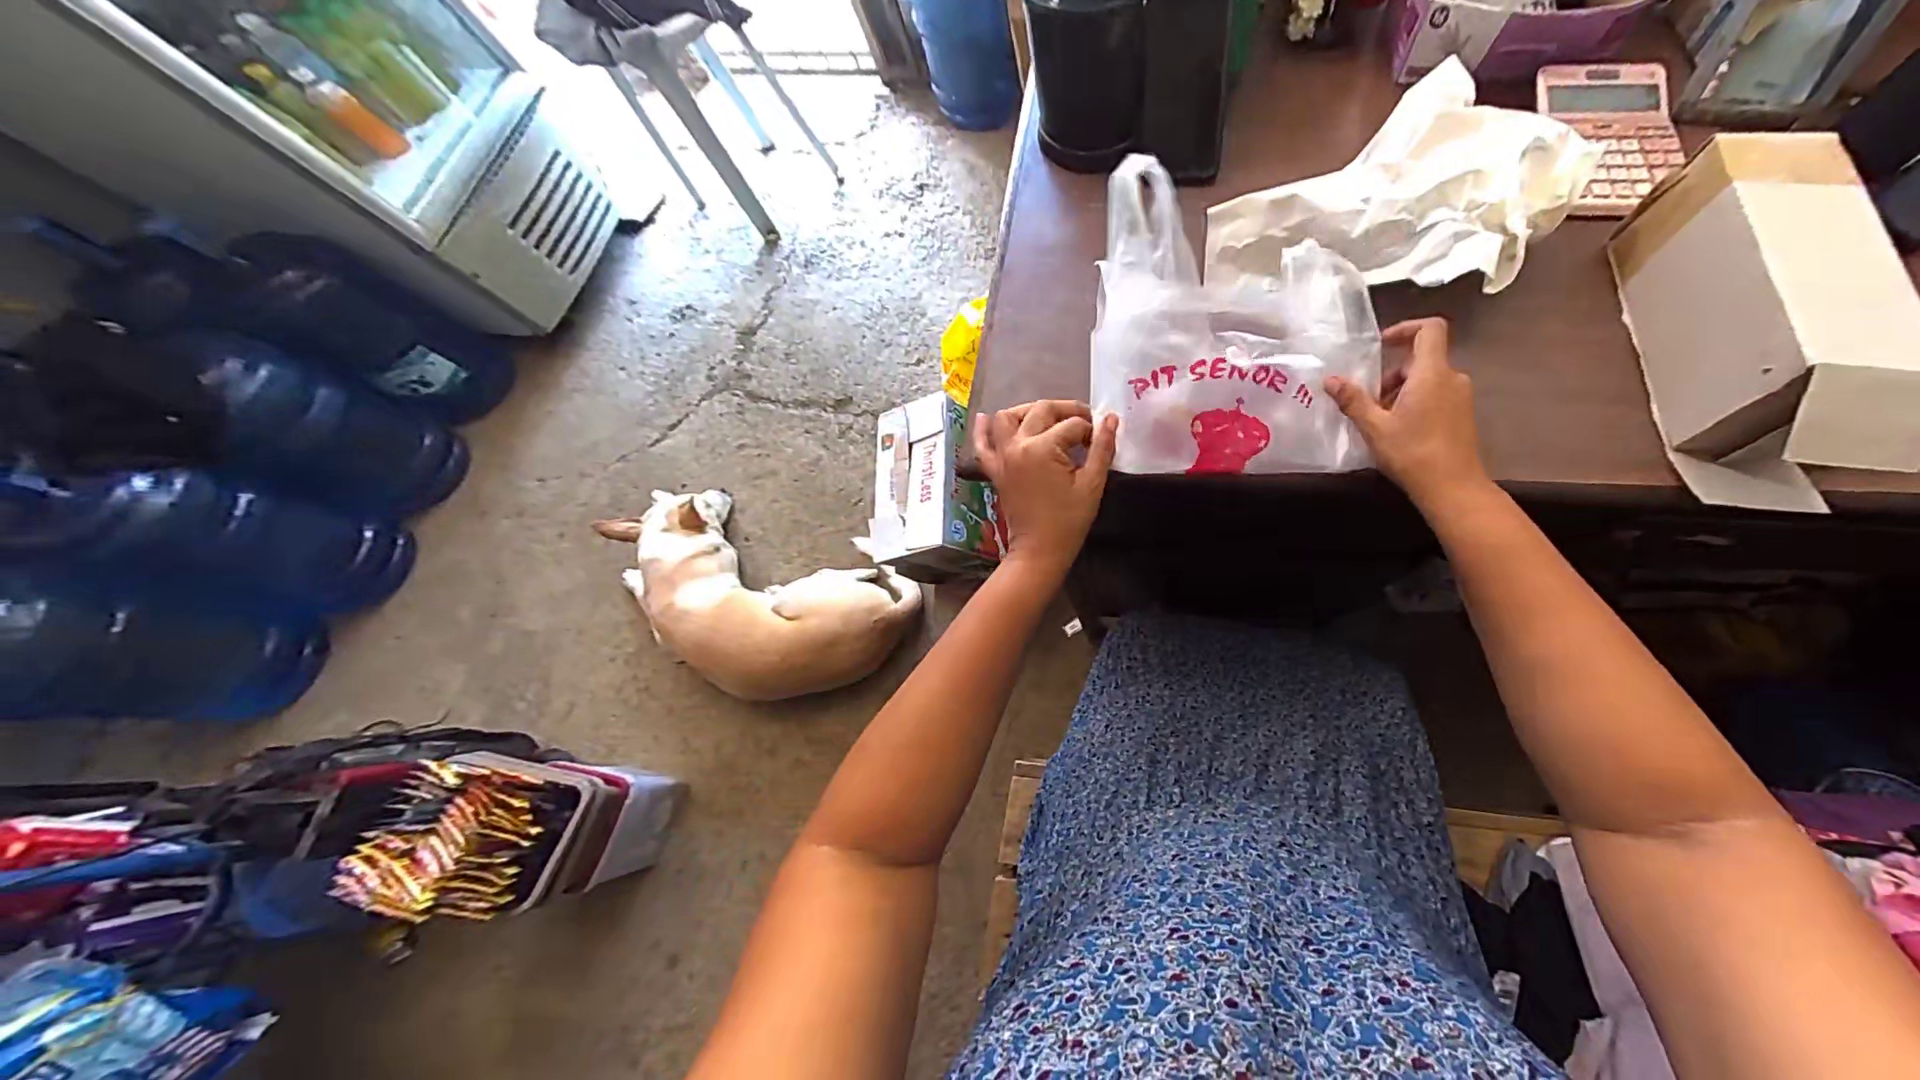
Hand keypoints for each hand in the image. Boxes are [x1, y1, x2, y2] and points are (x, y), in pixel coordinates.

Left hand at [972, 400, 1117, 574]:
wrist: (1039, 550)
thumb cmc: (1069, 520)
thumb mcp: (1092, 484)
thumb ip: (1102, 447)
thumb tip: (1109, 418)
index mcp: (1042, 448)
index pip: (1073, 425)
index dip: (1091, 430)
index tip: (1100, 441)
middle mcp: (1017, 445)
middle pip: (1042, 410)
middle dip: (1066, 411)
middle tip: (1084, 423)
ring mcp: (1002, 456)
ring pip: (1008, 417)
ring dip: (1028, 411)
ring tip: (1048, 418)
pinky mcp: (994, 469)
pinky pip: (982, 444)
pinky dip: (982, 430)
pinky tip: (984, 417)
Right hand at [1324, 317, 1490, 510]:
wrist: (1452, 486)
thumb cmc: (1412, 453)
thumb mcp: (1374, 427)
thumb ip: (1352, 400)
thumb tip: (1331, 380)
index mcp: (1432, 374)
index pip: (1430, 330)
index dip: (1405, 328)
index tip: (1380, 344)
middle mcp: (1452, 378)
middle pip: (1419, 361)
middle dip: (1389, 375)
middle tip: (1366, 401)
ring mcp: (1459, 396)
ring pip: (1424, 380)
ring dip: (1398, 392)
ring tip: (1377, 421)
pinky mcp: (1460, 414)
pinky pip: (1434, 395)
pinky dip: (1412, 403)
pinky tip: (1395, 430)